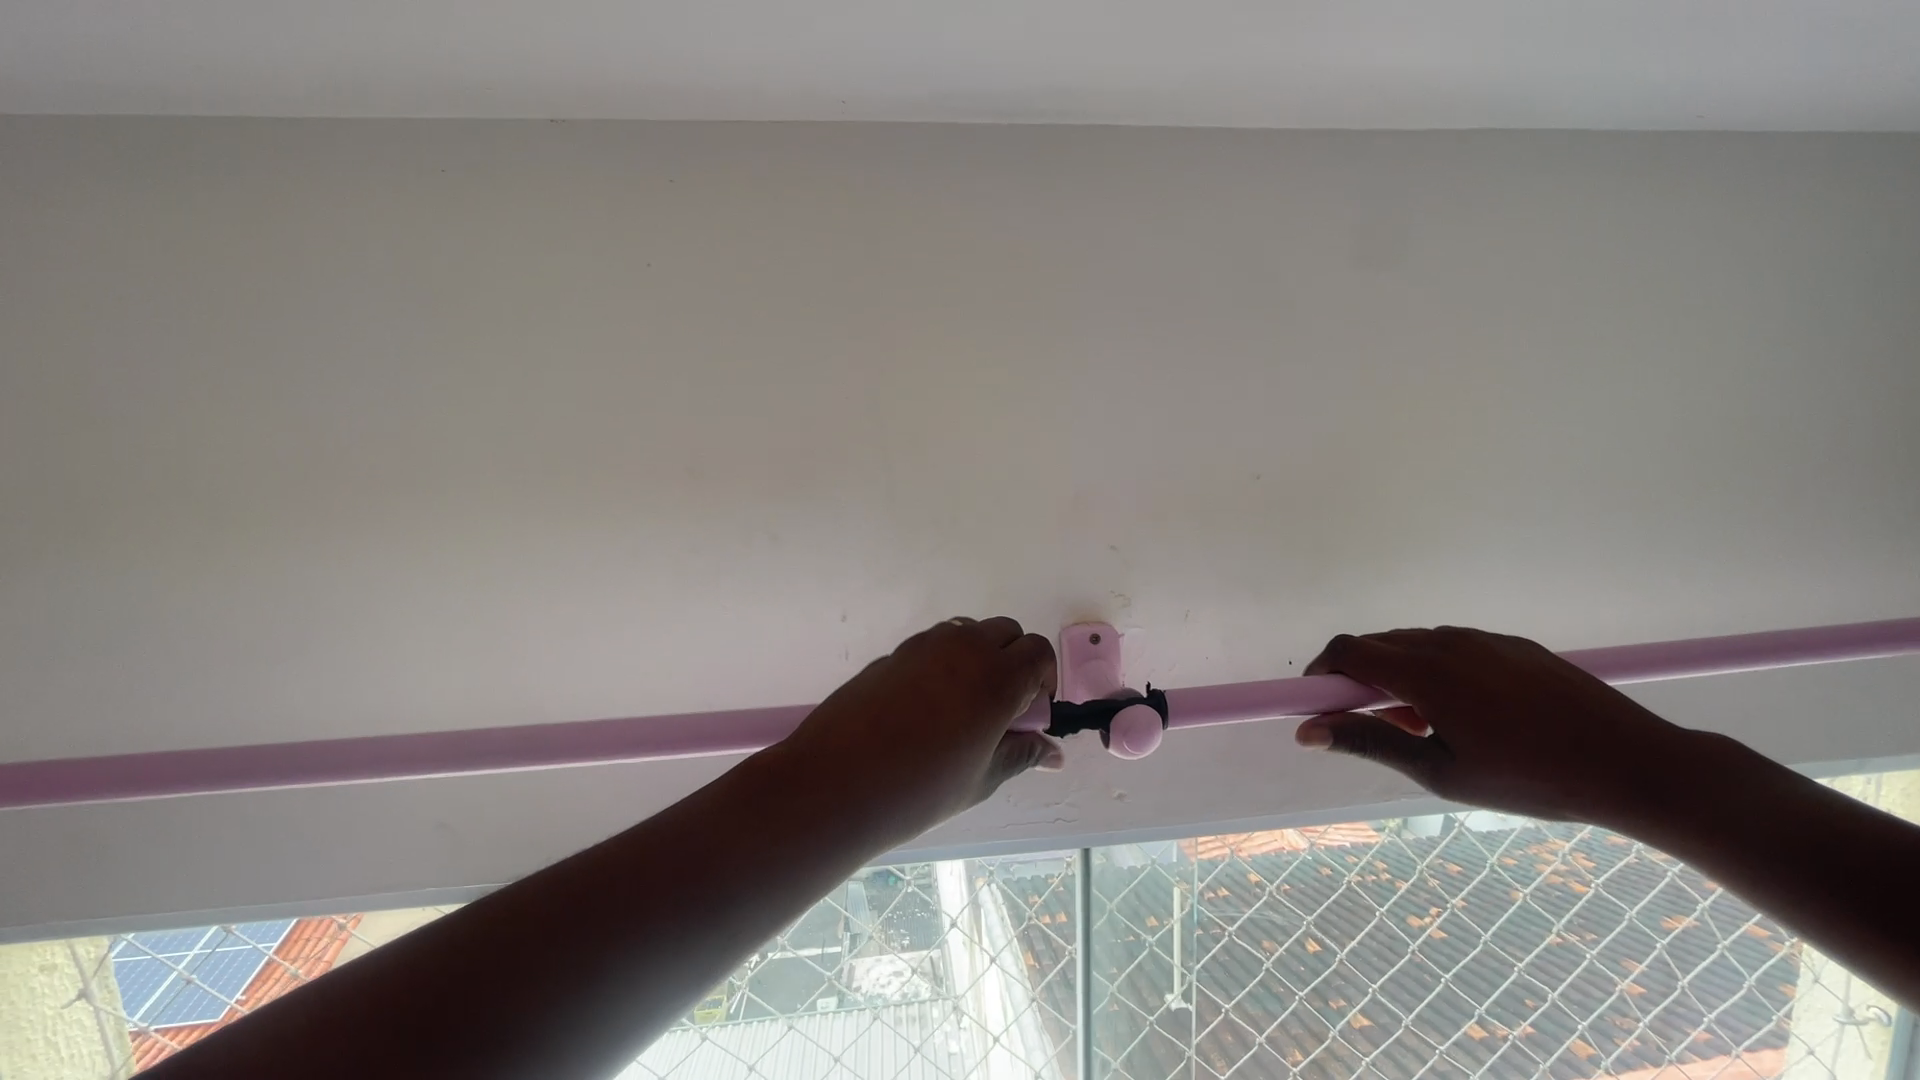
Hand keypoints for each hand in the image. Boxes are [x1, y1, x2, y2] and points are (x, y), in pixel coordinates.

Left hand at [768, 616, 1062, 845]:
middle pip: (1005, 632)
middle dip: (1014, 660)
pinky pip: (932, 645)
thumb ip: (1020, 755)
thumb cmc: (919, 790)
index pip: (1038, 651)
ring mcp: (923, 646)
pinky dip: (943, 663)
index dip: (1044, 678)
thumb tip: (1052, 754)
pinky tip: (924, 709)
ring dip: (978, 656)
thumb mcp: (981, 779)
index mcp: (996, 678)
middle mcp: (963, 649)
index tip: (1031, 712)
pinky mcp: (891, 654)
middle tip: (1002, 707)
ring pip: (967, 633)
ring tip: (963, 707)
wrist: (836, 783)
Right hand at [1294, 627, 1700, 825]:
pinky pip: (1455, 648)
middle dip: (1361, 679)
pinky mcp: (1515, 645)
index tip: (1321, 704)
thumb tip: (1307, 731)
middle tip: (1378, 727)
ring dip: (1400, 676)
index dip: (1322, 672)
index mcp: (1424, 671)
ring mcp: (1485, 639)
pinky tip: (1469, 714)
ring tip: (1427, 727)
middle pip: (1379, 644)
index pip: (1347, 650)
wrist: (1635, 765)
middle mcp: (1448, 641)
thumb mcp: (1440, 770)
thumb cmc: (1530, 778)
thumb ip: (1369, 742)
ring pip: (1417, 645)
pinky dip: (1438, 671)